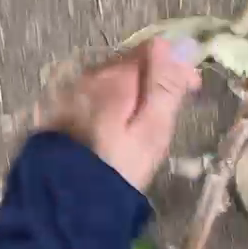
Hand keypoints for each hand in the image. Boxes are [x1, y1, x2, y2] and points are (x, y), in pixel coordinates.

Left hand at [47, 39, 200, 190]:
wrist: (62, 204)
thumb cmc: (118, 168)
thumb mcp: (152, 131)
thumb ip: (162, 86)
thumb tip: (167, 44)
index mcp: (116, 77)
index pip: (153, 49)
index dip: (175, 64)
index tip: (191, 88)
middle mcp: (91, 75)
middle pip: (130, 62)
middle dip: (153, 77)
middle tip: (169, 109)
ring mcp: (70, 92)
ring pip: (109, 78)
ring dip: (129, 90)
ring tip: (140, 121)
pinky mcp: (57, 110)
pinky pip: (90, 95)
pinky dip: (107, 103)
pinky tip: (110, 127)